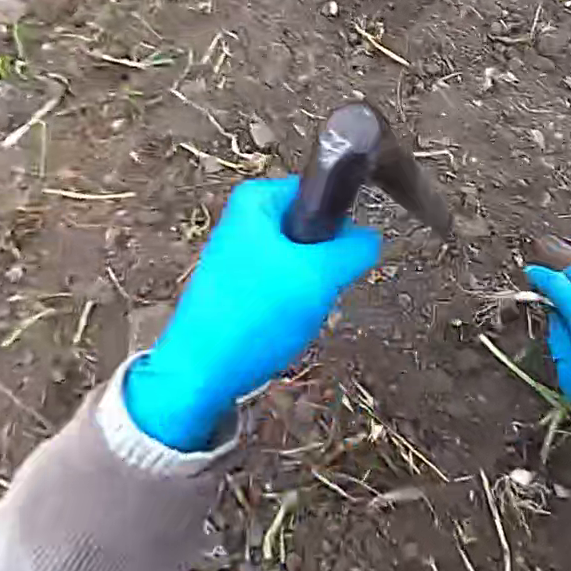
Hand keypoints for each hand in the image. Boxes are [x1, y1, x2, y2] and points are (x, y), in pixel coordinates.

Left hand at [124, 177, 381, 450]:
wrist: (201, 376)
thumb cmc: (258, 314)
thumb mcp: (323, 274)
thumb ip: (356, 248)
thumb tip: (368, 241)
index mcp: (258, 199)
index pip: (323, 193)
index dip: (339, 225)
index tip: (337, 256)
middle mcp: (245, 218)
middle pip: (316, 228)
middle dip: (326, 260)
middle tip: (319, 287)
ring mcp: (241, 252)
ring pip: (306, 258)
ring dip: (314, 284)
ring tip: (301, 309)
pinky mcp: (239, 284)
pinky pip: (287, 281)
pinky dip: (296, 301)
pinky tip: (288, 323)